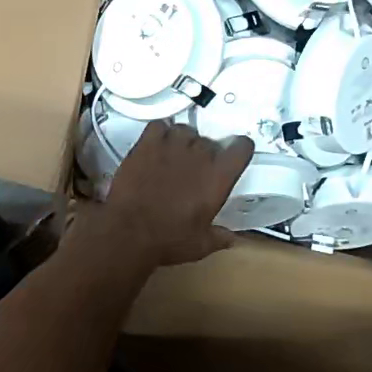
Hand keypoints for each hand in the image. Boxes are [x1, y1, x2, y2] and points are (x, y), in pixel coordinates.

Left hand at [86, 122, 251, 267]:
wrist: (129, 231)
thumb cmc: (169, 239)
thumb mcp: (200, 244)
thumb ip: (219, 237)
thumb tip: (231, 239)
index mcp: (218, 177)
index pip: (241, 147)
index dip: (238, 150)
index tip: (232, 157)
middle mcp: (199, 155)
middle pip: (209, 141)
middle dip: (204, 153)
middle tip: (192, 170)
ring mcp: (172, 145)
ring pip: (185, 130)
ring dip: (182, 141)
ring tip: (172, 157)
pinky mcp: (146, 143)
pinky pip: (159, 126)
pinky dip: (159, 134)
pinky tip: (154, 147)